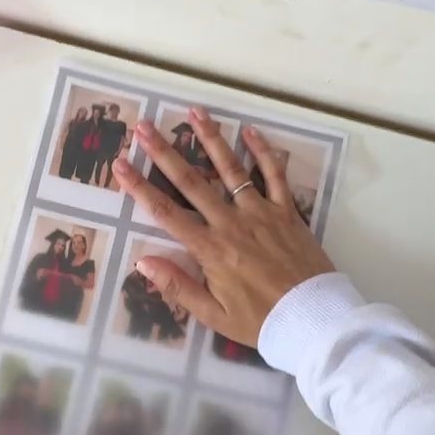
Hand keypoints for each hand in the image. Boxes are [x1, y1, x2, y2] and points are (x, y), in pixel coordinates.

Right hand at [114, 108, 334, 346]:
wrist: (314, 320)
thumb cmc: (260, 322)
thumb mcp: (213, 316)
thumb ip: (178, 287)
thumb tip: (142, 263)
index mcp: (210, 249)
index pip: (166, 213)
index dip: (140, 188)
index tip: (120, 165)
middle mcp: (232, 223)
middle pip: (192, 182)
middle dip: (165, 152)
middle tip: (144, 127)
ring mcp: (261, 213)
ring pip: (231, 169)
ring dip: (211, 139)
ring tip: (194, 112)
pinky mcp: (287, 211)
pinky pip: (274, 176)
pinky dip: (263, 152)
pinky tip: (251, 131)